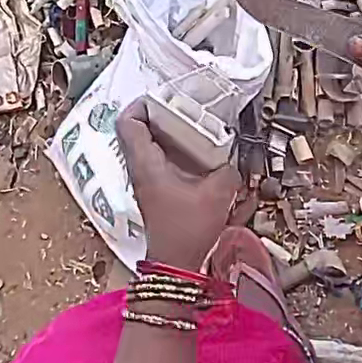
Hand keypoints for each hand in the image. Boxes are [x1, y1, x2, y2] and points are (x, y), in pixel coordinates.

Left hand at [117, 102, 240, 269]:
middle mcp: (141, 168)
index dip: (142, 103)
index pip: (128, 122)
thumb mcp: (218, 193)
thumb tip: (233, 161)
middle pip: (138, 128)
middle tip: (186, 107)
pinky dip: (174, 147)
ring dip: (168, 130)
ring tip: (194, 124)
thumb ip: (229, 170)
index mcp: (146, 164)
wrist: (177, 265)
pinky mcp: (157, 188)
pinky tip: (198, 150)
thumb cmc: (189, 230)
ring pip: (149, 142)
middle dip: (161, 113)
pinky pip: (160, 157)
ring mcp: (147, 179)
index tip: (166, 97)